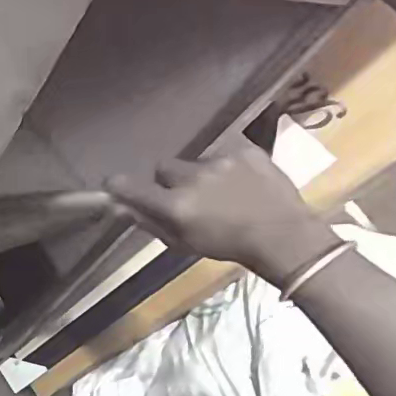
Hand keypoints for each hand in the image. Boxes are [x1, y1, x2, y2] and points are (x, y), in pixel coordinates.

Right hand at [105, 140, 338, 283]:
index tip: (113, 185)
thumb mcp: (182, 243)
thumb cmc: (226, 245)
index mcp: (176, 205)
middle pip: (163, 167)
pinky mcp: (245, 149)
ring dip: (198, 173)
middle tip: (184, 195)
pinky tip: (239, 182)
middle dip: (168, 179)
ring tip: (219, 191)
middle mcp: (193, 178)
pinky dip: (225, 166)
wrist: (282, 235)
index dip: (119, 186)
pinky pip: (222, 152)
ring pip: (194, 160)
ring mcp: (220, 160)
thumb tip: (121, 208)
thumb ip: (150, 223)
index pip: (133, 188)